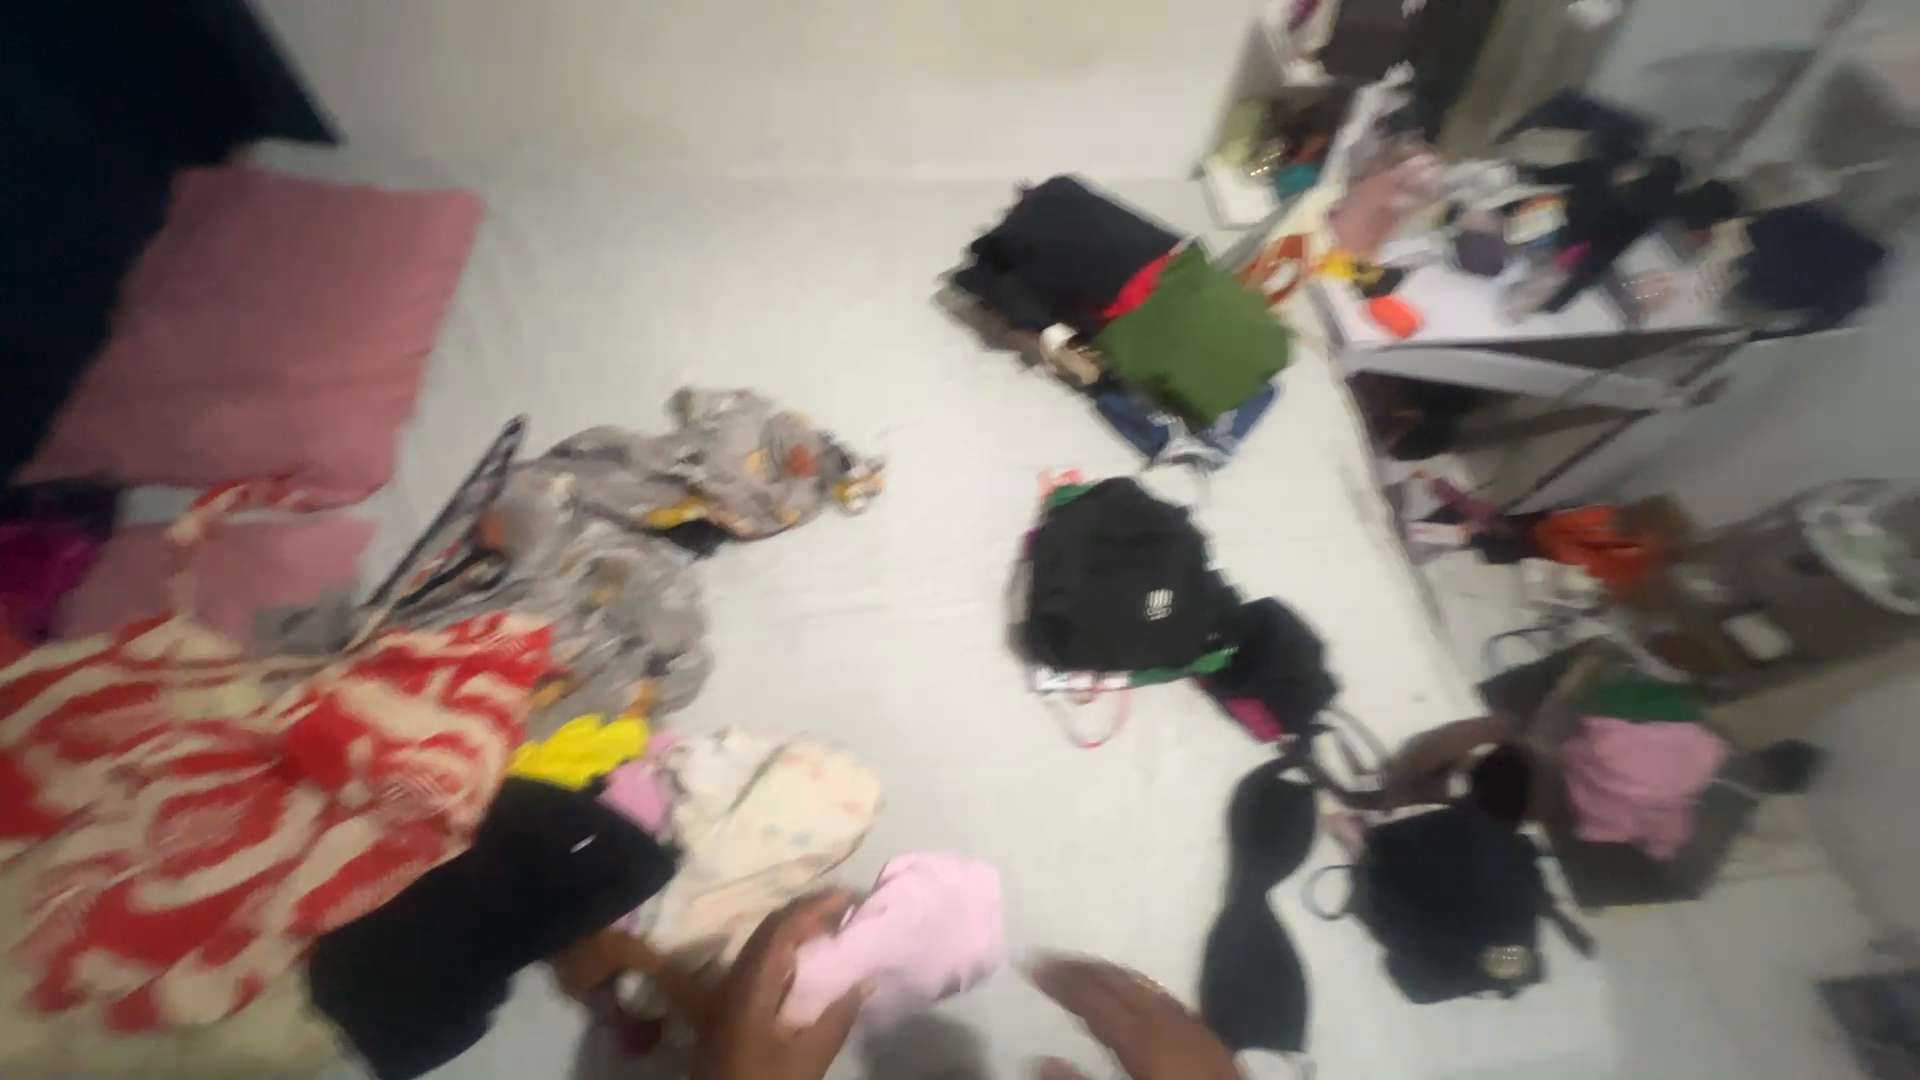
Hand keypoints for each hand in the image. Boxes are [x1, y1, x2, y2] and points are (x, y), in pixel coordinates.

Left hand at [693, 890, 866, 1079]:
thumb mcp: (808, 1060)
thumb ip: (838, 1017)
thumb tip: (867, 978)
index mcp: (750, 985)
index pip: (782, 927)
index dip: (815, 906)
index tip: (848, 897)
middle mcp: (734, 979)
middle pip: (770, 928)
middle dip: (808, 911)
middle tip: (844, 907)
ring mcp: (728, 992)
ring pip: (763, 942)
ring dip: (796, 928)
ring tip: (831, 927)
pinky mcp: (729, 1007)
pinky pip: (759, 961)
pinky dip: (786, 949)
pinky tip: (807, 959)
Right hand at [1027, 954, 1240, 1079]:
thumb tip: (1039, 1060)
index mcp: (1142, 1040)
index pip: (1091, 996)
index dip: (1059, 977)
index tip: (1030, 962)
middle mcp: (1166, 1020)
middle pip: (1116, 980)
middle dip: (1080, 966)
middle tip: (1049, 960)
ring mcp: (1192, 1026)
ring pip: (1141, 984)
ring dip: (1107, 974)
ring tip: (1082, 973)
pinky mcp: (1209, 1040)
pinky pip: (1162, 997)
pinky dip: (1135, 988)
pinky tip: (1132, 999)